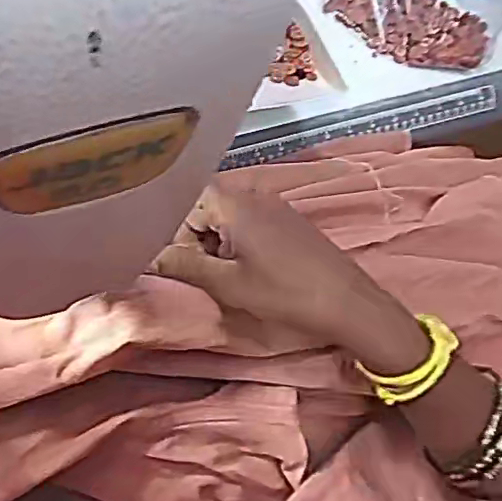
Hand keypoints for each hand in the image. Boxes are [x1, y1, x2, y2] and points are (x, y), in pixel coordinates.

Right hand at [151, 186, 428, 373]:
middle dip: (191, 238)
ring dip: (213, 244)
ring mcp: (273, 207)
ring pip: (223, 217)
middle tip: (197, 272)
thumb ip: (183, 265)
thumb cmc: (286, 294)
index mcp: (235, 203)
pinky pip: (245, 224)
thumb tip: (150, 256)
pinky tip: (245, 272)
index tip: (178, 262)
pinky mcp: (286, 222)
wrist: (351, 305)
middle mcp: (253, 195)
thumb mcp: (227, 285)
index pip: (183, 200)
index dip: (172, 230)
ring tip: (222, 276)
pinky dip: (234, 244)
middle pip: (202, 207)